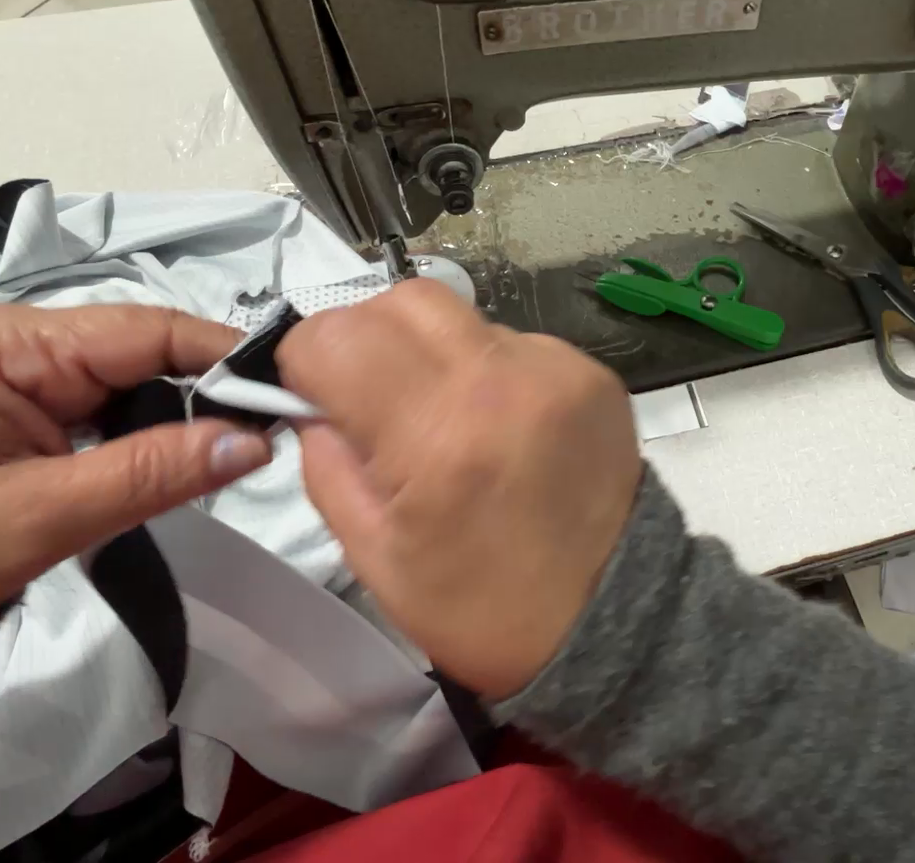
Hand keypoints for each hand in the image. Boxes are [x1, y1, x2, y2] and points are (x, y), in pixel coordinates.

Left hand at [0, 304, 274, 641]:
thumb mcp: (35, 518)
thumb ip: (153, 473)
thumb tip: (258, 443)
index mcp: (10, 345)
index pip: (149, 331)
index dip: (226, 360)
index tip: (290, 400)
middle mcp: (21, 345)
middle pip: (149, 352)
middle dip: (210, 392)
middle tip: (272, 440)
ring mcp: (24, 378)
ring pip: (138, 383)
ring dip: (184, 417)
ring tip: (234, 454)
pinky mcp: (28, 414)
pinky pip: (114, 410)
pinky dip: (154, 435)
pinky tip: (181, 461)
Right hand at [279, 279, 641, 698]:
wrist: (607, 615)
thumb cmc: (482, 607)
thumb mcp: (375, 557)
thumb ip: (328, 463)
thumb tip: (313, 401)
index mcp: (437, 434)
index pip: (338, 335)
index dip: (307, 359)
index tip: (314, 393)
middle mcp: (501, 379)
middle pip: (405, 299)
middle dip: (368, 336)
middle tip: (373, 395)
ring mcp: (556, 369)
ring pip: (462, 316)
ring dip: (431, 351)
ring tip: (445, 414)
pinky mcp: (593, 373)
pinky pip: (516, 343)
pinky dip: (490, 369)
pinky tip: (501, 423)